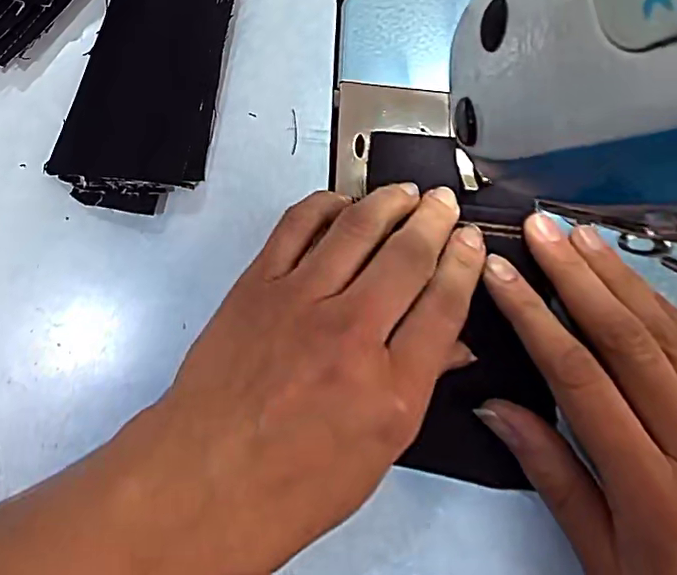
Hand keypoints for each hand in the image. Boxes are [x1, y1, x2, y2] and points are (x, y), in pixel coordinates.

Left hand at [145, 183, 484, 570]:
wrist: (206, 480)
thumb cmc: (286, 482)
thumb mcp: (377, 452)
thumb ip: (419, 385)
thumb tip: (451, 343)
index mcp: (390, 389)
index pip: (444, 304)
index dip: (464, 262)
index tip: (470, 242)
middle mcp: (348, 336)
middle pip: (408, 255)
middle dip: (435, 219)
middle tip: (444, 203)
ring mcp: (300, 302)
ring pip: (357, 228)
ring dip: (389, 202)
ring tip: (405, 192)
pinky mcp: (259, 284)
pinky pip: (297, 225)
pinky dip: (325, 204)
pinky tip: (342, 202)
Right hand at [476, 214, 676, 574]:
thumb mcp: (609, 571)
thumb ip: (555, 481)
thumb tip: (501, 412)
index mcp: (661, 503)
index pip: (581, 380)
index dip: (534, 317)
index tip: (504, 277)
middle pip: (631, 343)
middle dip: (578, 276)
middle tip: (545, 233)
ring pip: (676, 341)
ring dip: (625, 281)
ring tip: (587, 242)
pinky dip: (673, 316)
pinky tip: (646, 291)